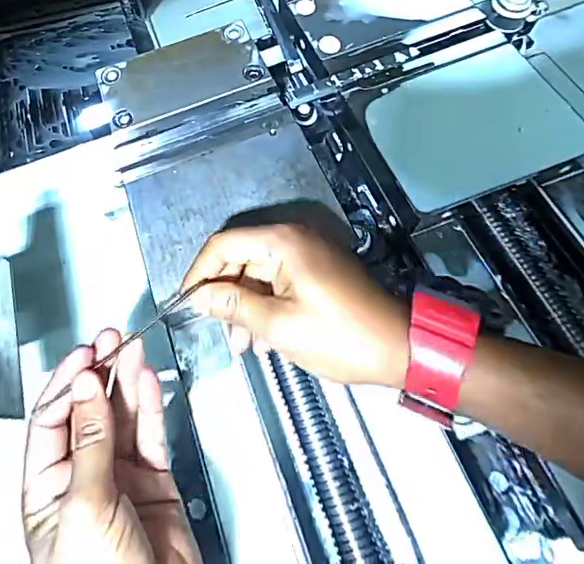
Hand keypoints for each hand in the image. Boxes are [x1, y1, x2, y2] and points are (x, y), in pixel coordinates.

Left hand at [22, 330, 200, 563]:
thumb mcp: (86, 506)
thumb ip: (89, 440)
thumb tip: (85, 384)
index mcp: (46, 490)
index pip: (52, 420)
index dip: (68, 383)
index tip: (85, 353)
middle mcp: (81, 479)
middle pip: (88, 411)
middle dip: (98, 373)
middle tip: (110, 340)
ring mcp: (118, 478)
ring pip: (121, 416)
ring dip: (125, 380)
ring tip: (130, 348)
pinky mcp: (153, 481)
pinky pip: (150, 432)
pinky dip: (150, 403)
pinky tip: (147, 380)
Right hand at [179, 223, 407, 387]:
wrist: (397, 345)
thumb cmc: (340, 336)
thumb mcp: (280, 325)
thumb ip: (234, 306)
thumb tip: (199, 296)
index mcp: (282, 242)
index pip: (223, 245)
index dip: (199, 273)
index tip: (186, 303)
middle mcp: (292, 237)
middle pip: (240, 257)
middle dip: (224, 295)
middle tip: (221, 333)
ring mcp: (305, 252)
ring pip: (257, 272)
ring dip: (245, 306)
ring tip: (245, 346)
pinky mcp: (315, 268)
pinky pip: (277, 280)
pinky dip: (266, 305)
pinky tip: (266, 339)